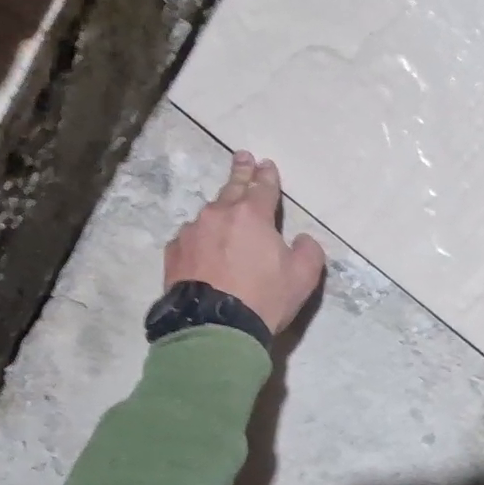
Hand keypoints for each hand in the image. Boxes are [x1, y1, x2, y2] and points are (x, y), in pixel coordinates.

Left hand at [163, 151, 325, 332]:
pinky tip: (203, 250)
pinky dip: (200, 240)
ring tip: (223, 216)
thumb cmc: (264, 299)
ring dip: (219, 213)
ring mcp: (191, 232)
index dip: (267, 176)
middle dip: (240, 171)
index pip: (263, 187)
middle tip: (242, 157)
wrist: (215, 327)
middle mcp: (218, 215)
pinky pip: (190, 239)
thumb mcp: (303, 278)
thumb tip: (302, 239)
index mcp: (252, 215)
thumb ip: (309, 251)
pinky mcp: (174, 253)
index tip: (266, 165)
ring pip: (209, 215)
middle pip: (232, 187)